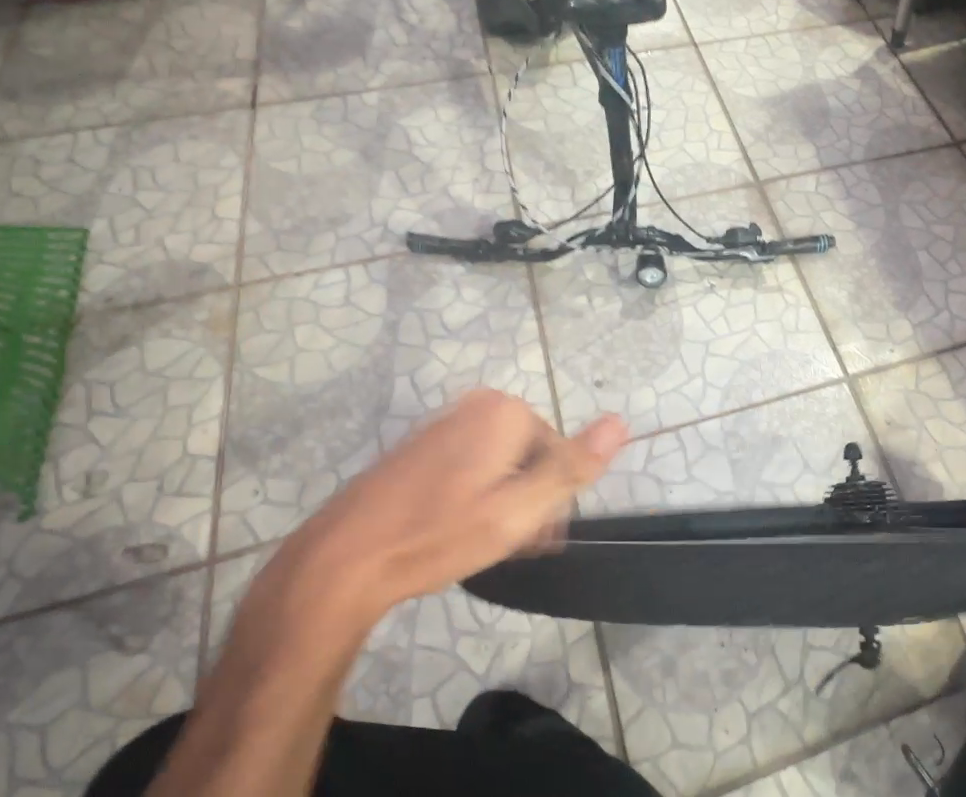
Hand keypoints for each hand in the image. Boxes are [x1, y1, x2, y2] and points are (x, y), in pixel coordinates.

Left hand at [288, 390, 628, 617]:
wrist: (344, 559)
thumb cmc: (439, 535)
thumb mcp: (518, 510)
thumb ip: (572, 468)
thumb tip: (621, 422)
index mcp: (505, 412)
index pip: (560, 454)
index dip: (553, 500)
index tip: (536, 539)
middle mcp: (476, 406)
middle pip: (531, 455)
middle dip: (530, 499)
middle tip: (512, 546)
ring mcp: (444, 424)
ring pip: (501, 464)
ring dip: (504, 501)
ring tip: (483, 545)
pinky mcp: (420, 447)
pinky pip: (470, 466)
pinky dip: (474, 496)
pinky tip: (455, 532)